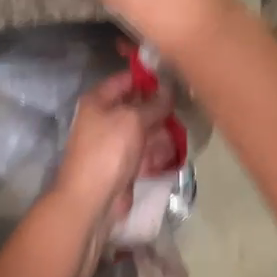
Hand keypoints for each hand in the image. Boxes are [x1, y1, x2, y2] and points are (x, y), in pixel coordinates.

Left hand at [48, 72, 179, 231]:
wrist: (92, 197)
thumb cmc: (108, 150)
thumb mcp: (133, 119)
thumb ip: (153, 103)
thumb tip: (169, 88)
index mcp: (98, 101)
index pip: (125, 80)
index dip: (148, 78)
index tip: (175, 79)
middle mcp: (105, 118)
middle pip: (138, 107)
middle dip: (160, 111)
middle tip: (183, 113)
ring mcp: (114, 143)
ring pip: (145, 131)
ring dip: (163, 135)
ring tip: (178, 139)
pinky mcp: (123, 164)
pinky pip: (145, 153)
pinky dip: (158, 154)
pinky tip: (171, 157)